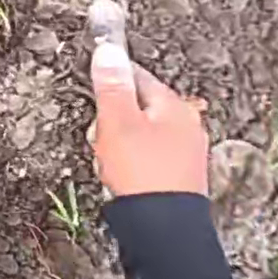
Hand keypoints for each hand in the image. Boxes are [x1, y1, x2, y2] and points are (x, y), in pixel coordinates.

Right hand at [89, 41, 208, 197]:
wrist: (163, 229)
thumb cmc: (140, 171)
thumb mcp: (117, 122)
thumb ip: (112, 85)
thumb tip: (108, 50)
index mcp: (174, 106)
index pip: (136, 75)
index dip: (110, 78)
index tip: (91, 84)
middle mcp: (187, 123)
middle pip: (139, 103)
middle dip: (113, 115)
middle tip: (100, 133)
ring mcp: (186, 149)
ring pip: (142, 129)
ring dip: (121, 137)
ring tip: (109, 157)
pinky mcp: (180, 172)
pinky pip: (149, 151)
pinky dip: (132, 156)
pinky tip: (122, 171)